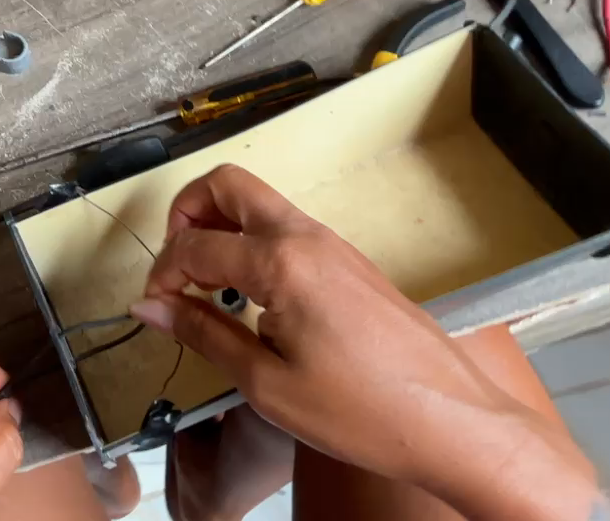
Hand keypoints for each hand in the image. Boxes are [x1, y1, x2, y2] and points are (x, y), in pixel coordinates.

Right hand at [129, 165, 598, 520]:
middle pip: (224, 182)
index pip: (193, 245)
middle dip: (185, 212)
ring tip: (208, 281)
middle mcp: (301, 234)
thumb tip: (148, 306)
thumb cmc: (362, 412)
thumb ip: (202, 332)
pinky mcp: (344, 257)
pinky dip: (247, 239)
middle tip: (177, 264)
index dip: (162, 273)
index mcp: (278, 261)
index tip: (156, 306)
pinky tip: (249, 293)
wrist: (460, 426)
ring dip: (217, 223)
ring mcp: (328, 241)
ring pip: (254, 198)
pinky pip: (279, 224)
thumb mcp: (267, 384)